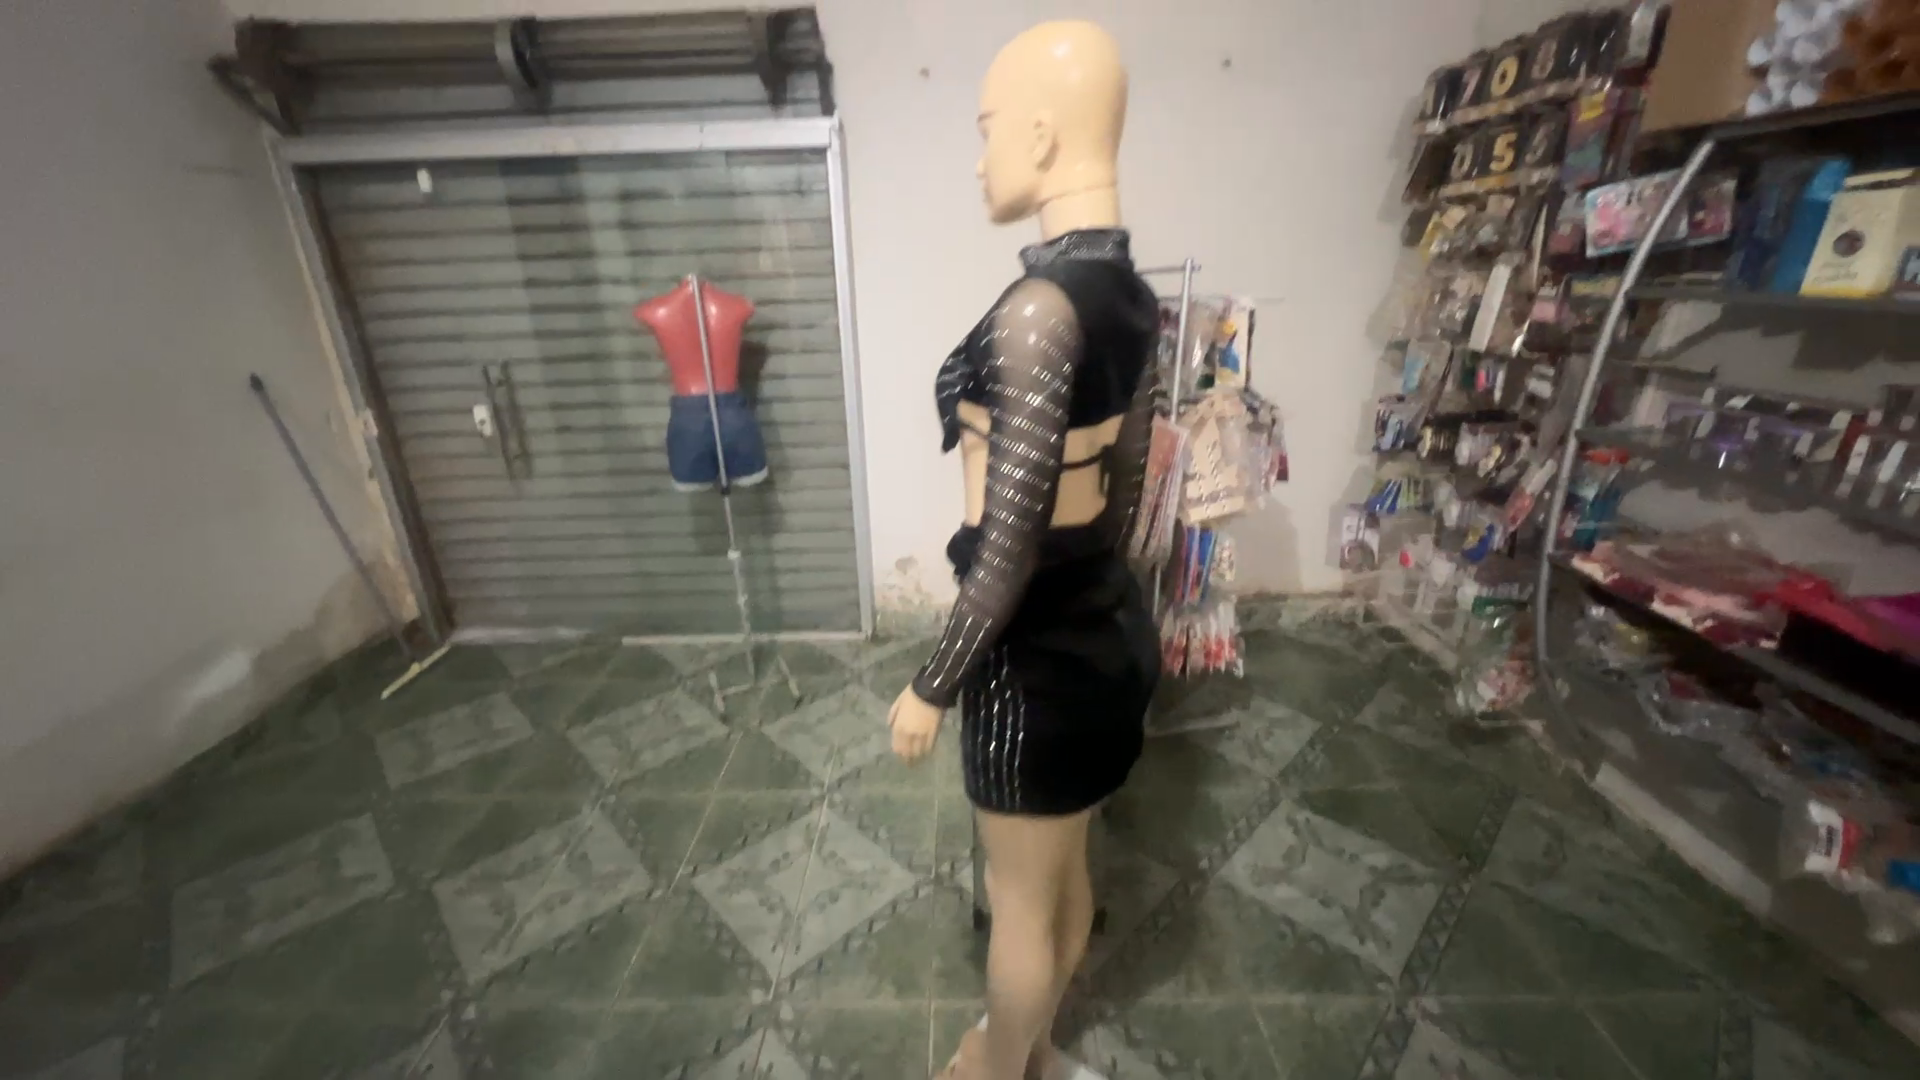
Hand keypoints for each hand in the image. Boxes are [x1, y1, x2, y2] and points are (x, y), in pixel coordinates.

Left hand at [888, 685, 943, 762]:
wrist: (929, 691)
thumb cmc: (912, 695)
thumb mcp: (897, 703)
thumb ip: (892, 716)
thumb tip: (890, 726)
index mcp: (898, 728)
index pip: (897, 747)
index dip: (899, 754)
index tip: (901, 757)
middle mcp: (908, 735)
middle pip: (907, 753)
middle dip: (908, 759)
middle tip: (910, 763)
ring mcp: (921, 736)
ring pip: (918, 753)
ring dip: (918, 757)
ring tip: (919, 760)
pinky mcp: (933, 734)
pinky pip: (929, 747)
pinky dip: (928, 751)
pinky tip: (928, 753)